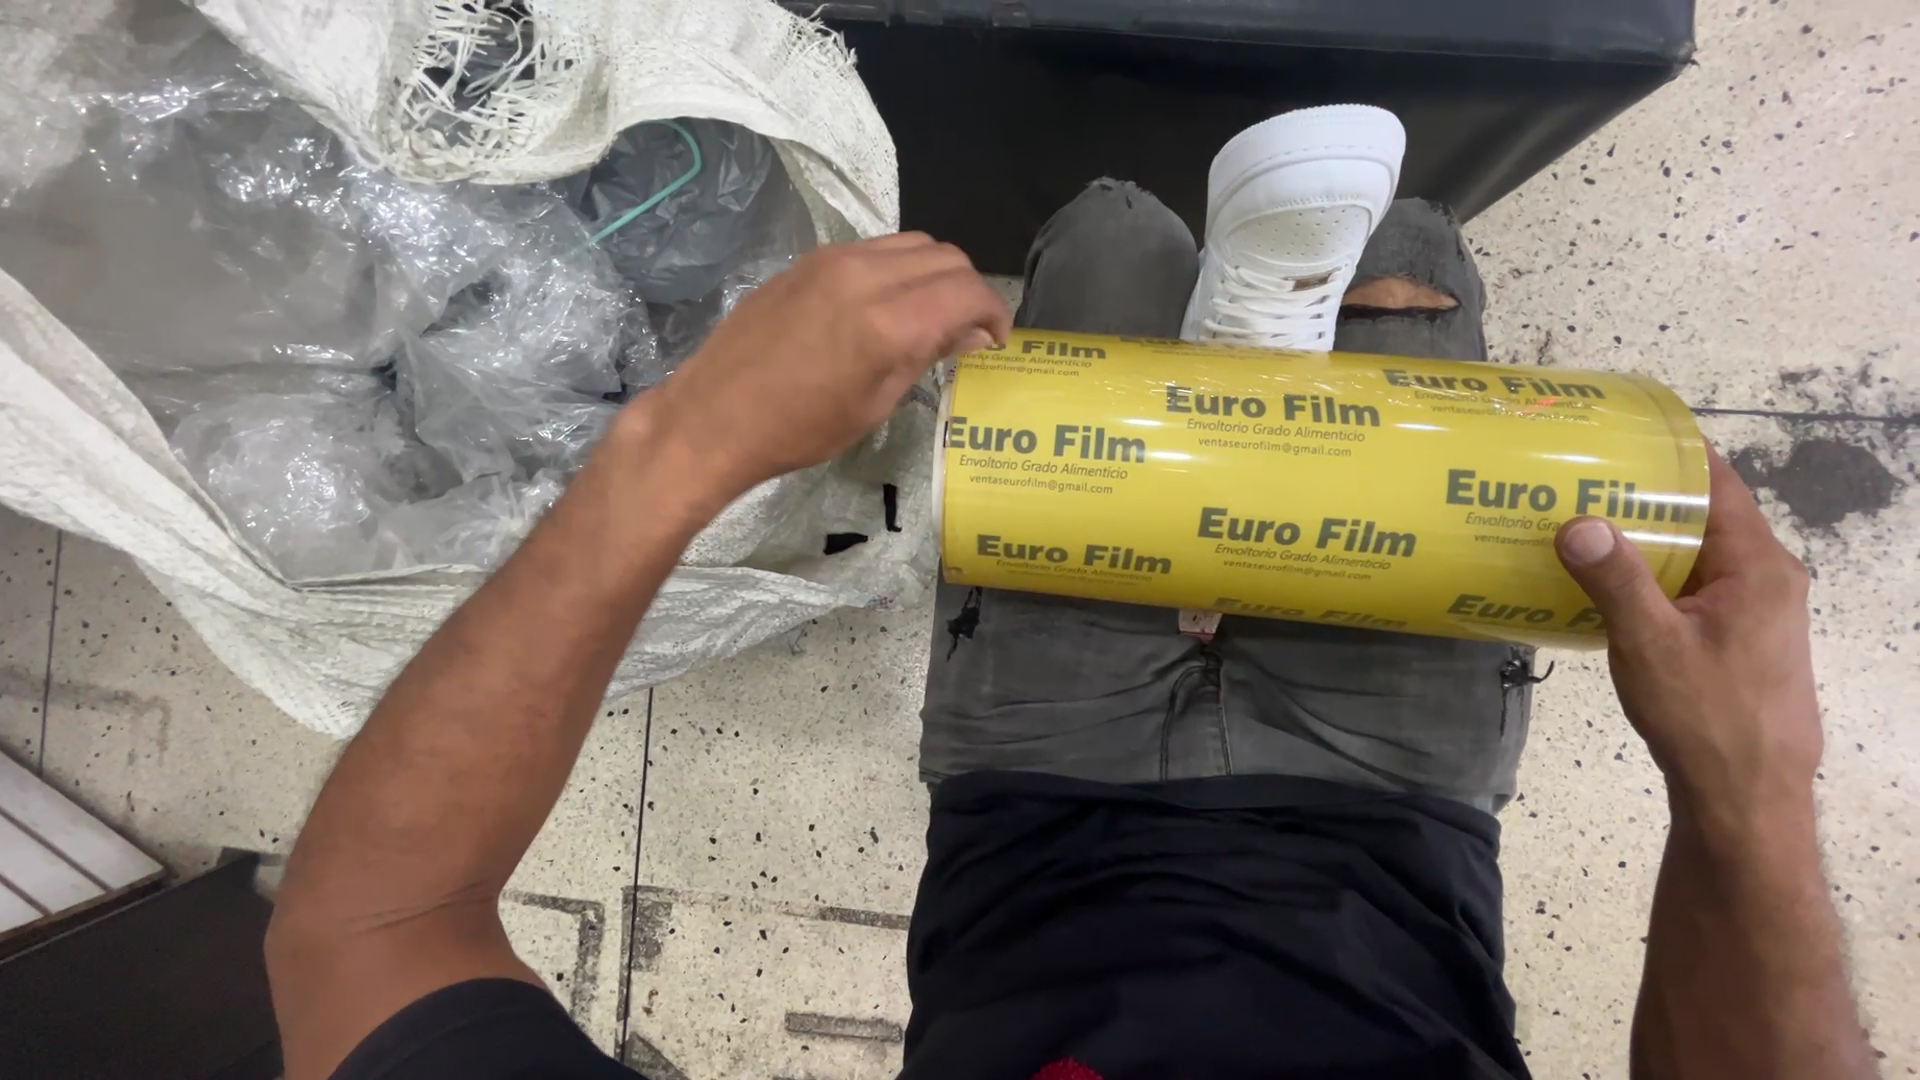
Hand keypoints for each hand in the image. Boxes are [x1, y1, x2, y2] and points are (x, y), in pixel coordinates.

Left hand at [643, 232, 1009, 498]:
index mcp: (889, 321)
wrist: (716, 415)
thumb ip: (927, 355)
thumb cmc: (801, 429)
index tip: (996, 339)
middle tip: (968, 331)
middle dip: (970, 291)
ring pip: (912, 244)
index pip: (968, 291)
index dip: (995, 312)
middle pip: (947, 257)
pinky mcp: (810, 260)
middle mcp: (867, 275)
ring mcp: (834, 260)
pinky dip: (899, 269)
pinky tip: (887, 305)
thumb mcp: (876, 404)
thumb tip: (971, 333)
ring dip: (936, 275)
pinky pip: (875, 249)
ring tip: (931, 316)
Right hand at [1553, 447, 1822, 828]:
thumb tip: (1578, 521)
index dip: (1673, 456)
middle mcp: (1761, 578)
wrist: (1745, 790)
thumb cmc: (1707, 711)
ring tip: (1570, 524)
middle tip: (1568, 481)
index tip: (1615, 437)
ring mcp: (1747, 609)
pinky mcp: (1728, 634)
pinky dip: (1641, 571)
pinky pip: (1683, 584)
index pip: (1718, 487)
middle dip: (1637, 496)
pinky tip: (1594, 581)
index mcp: (1758, 567)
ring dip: (1636, 537)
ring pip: (1688, 553)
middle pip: (1700, 516)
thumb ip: (1617, 580)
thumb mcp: (1651, 642)